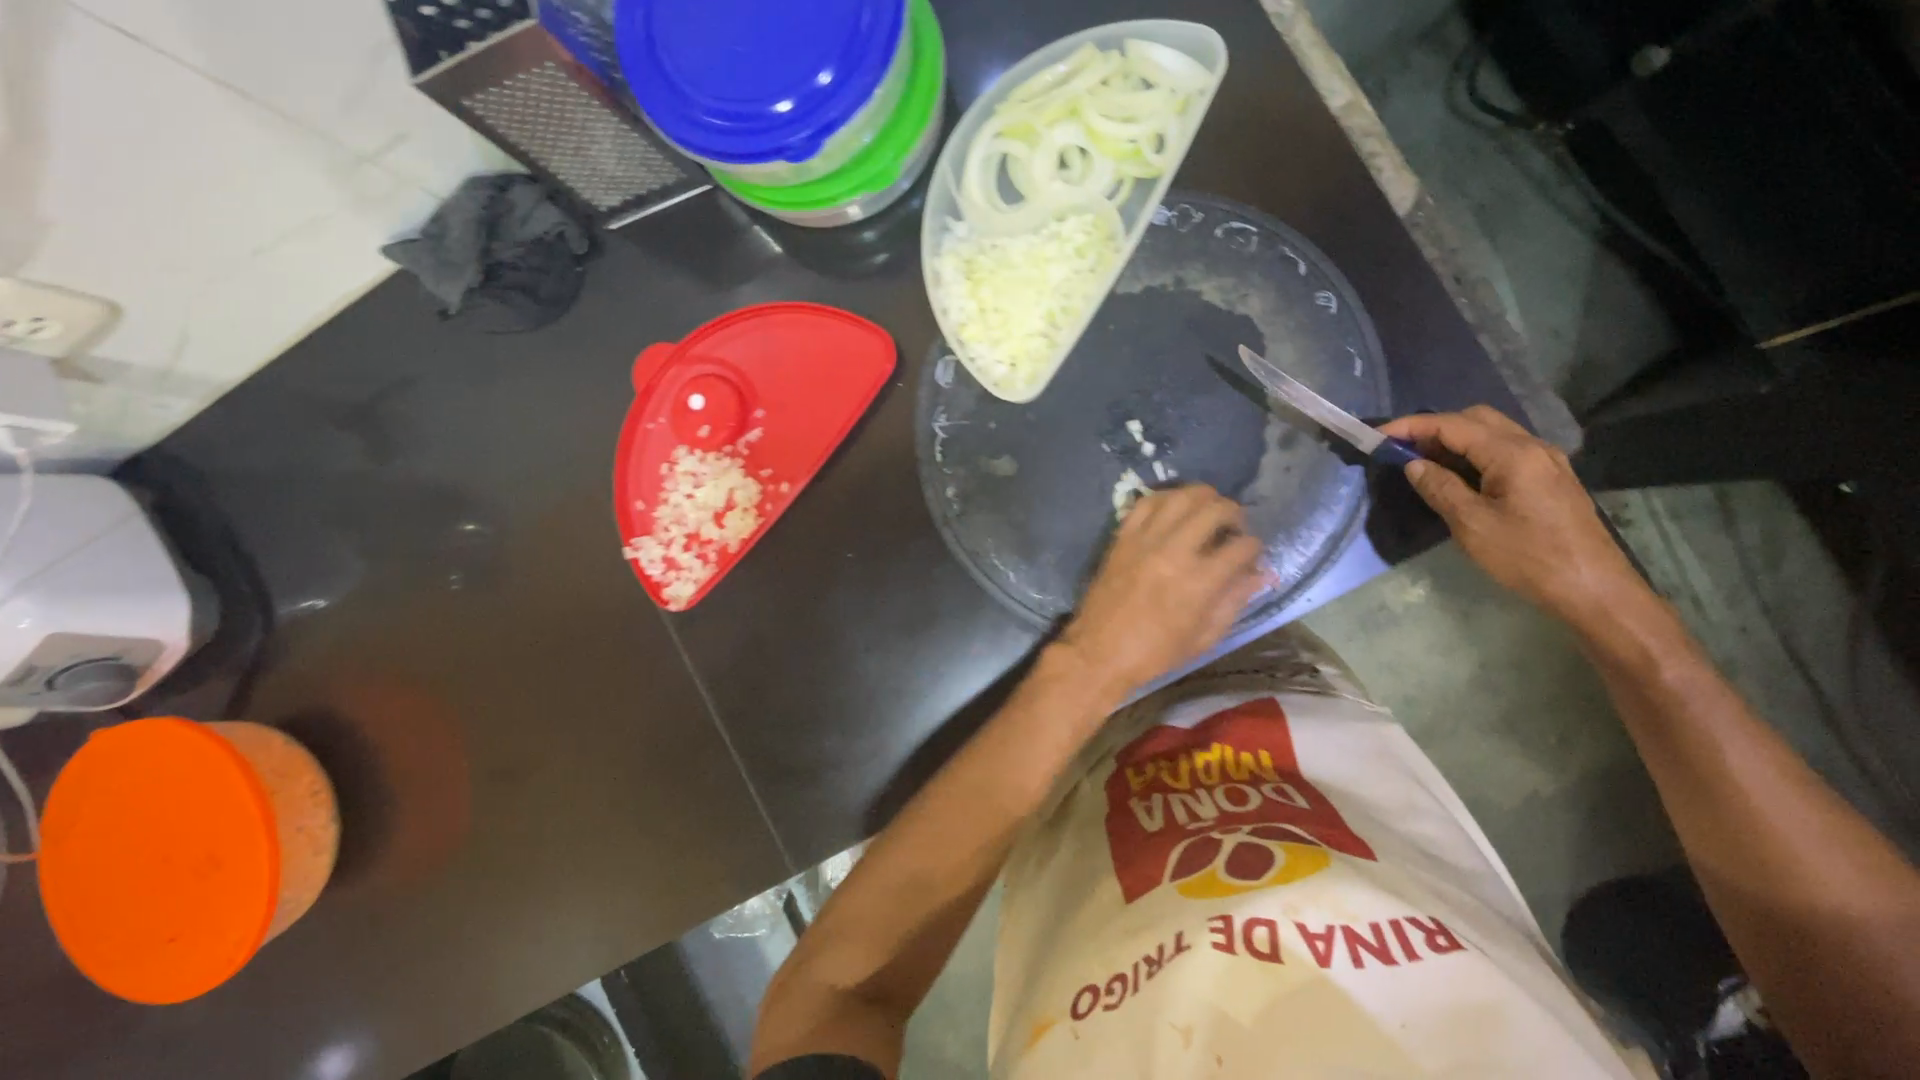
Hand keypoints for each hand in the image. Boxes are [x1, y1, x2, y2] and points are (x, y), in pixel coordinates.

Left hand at [1059, 485, 1264, 690]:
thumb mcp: (1205, 636)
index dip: (1255, 547)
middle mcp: (1175, 552)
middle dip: (1235, 513)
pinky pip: (1147, 502)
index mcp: (1200, 582)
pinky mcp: (1122, 537)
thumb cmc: (1155, 653)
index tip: (1251, 554)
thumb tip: (1262, 573)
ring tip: (1208, 510)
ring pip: (1182, 496)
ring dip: (1203, 497)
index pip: (1242, 546)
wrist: (1099, 652)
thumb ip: (1235, 600)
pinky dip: (1166, 499)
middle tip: (1234, 527)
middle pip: (1215, 509)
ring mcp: (1145, 540)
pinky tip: (1174, 508)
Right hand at [1380, 407, 1648, 628]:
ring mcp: (1546, 462)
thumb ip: (1440, 488)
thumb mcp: (1472, 525)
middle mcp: (1533, 447)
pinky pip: (1506, 451)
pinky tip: (1460, 476)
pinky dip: (1476, 453)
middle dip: (1435, 427)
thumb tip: (1414, 465)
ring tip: (1425, 462)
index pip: (1454, 425)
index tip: (1378, 436)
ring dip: (1456, 440)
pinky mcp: (1551, 479)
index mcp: (1513, 454)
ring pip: (1494, 433)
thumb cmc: (1528, 557)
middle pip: (1477, 419)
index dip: (1412, 426)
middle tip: (1403, 449)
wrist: (1592, 588)